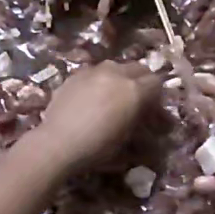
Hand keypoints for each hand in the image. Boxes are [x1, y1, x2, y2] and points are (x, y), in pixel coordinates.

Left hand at [24, 60, 159, 173]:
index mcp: (134, 89)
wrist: (57, 143)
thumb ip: (141, 123)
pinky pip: (93, 72)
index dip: (156, 98)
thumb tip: (154, 124)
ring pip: (115, 66)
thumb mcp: (126, 137)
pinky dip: (98, 80)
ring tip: (113, 96)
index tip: (152, 112)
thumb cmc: (96, 147)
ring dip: (120, 77)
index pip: (157, 83)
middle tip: (136, 101)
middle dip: (141, 82)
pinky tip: (91, 96)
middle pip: (138, 69)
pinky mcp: (74, 75)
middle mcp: (116, 73)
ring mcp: (93, 71)